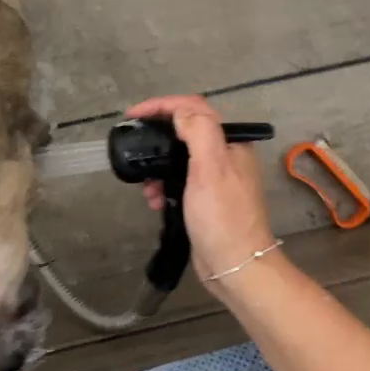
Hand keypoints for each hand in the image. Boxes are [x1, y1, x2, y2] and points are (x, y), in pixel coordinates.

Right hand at [125, 95, 276, 286]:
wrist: (236, 265)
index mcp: (231, 143)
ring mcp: (216, 178)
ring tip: (145, 186)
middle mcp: (225, 156)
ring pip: (179, 158)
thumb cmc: (222, 217)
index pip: (194, 109)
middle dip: (157, 138)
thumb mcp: (211, 169)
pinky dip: (164, 186)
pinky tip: (155, 201)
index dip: (162, 105)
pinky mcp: (206, 199)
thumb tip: (180, 112)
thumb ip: (199, 132)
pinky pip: (180, 181)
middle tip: (134, 145)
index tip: (133, 114)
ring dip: (158, 167)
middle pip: (185, 131)